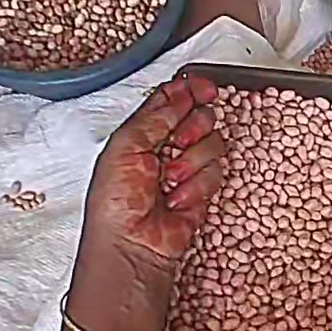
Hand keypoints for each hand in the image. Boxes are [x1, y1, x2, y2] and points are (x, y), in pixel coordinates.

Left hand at [69, 75, 225, 330]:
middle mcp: (168, 147)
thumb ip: (154, 117)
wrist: (131, 243)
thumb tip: (178, 95)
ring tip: (169, 180)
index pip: (173, 100)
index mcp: (144, 131)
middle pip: (200, 118)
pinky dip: (197, 186)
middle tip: (178, 142)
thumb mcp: (124, 147)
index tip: (204, 87)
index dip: (190, 91)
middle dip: (193, 128)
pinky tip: (177, 199)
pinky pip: (215, 174)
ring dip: (191, 162)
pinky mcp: (203, 191)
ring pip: (213, 145)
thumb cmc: (115, 204)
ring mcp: (188, 169)